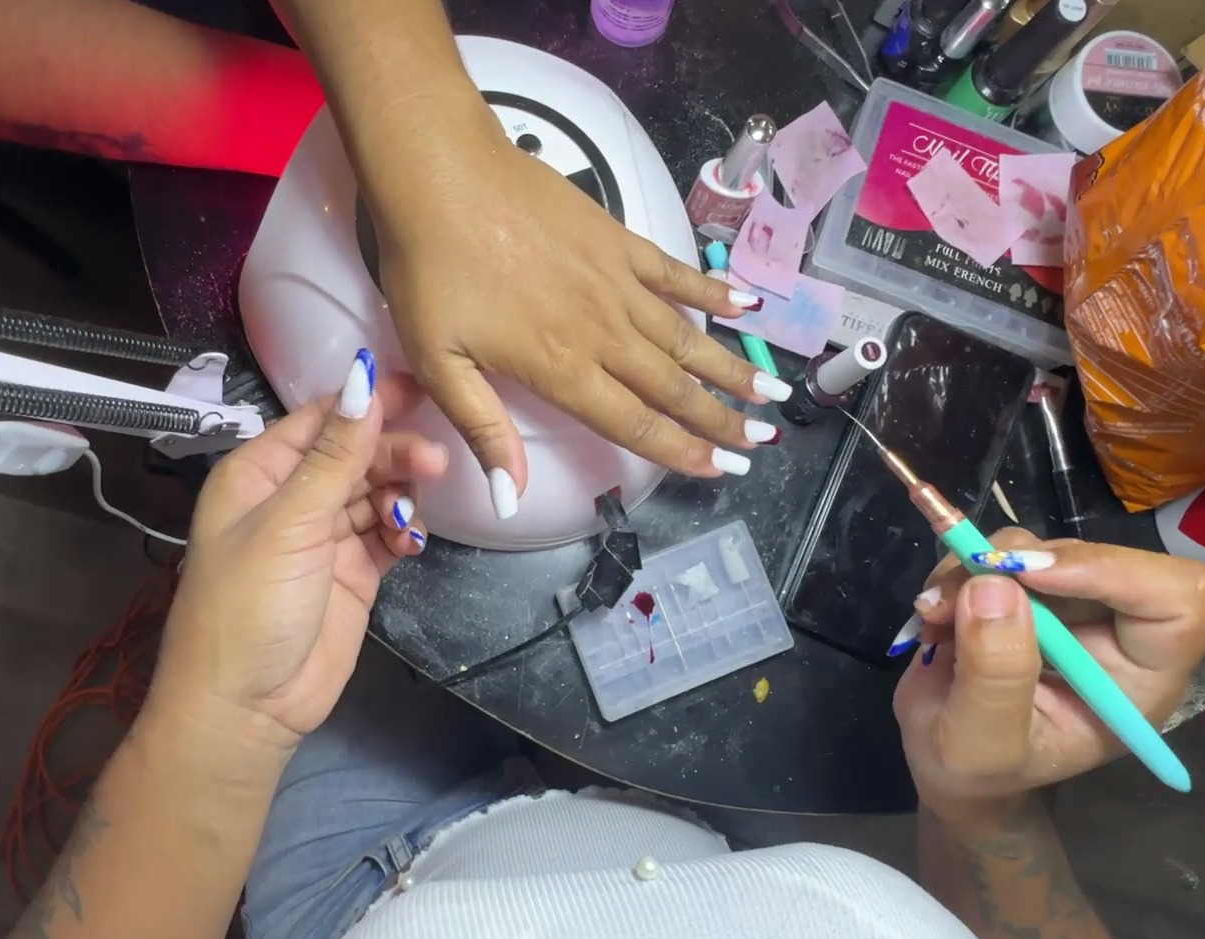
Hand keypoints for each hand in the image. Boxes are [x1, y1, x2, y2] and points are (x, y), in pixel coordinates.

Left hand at [152, 354, 446, 745]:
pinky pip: (386, 533)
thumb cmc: (251, 605)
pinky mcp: (353, 571)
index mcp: (261, 474)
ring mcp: (325, 536)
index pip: (321, 420)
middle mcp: (293, 498)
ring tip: (411, 513)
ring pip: (375, 493)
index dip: (368, 402)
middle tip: (436, 462)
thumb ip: (335, 454)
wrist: (249, 707)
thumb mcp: (291, 524)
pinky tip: (408, 541)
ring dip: (400, 495)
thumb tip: (365, 378)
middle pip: (355, 455)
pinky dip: (401, 531)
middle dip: (393, 454)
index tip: (422, 389)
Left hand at [369, 123, 789, 517]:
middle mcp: (604, 333)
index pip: (635, 423)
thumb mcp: (439, 364)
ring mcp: (617, 283)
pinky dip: (712, 290)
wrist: (439, 172)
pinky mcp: (619, 240)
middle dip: (721, 419)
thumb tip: (510, 500)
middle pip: (673, 387)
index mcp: (563, 369)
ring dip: (731, 366)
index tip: (721, 470)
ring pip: (686, 337)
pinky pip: (676, 273)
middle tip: (761, 443)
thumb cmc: (431, 272)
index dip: (681, 451)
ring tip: (773, 390)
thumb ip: (484, 430)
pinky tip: (745, 305)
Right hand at [892, 530, 1204, 824]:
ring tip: (929, 613)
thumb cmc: (976, 771)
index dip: (1108, 572)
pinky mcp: (1020, 595)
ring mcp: (1065, 610)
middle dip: (1014, 567)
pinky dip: (954, 571)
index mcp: (1136, 680)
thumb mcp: (981, 742)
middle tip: (948, 595)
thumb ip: (996, 674)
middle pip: (1094, 560)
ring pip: (1035, 550)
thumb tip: (994, 586)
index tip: (1023, 576)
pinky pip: (996, 555)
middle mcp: (1112, 635)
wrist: (946, 766)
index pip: (1172, 600)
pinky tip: (931, 614)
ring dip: (970, 568)